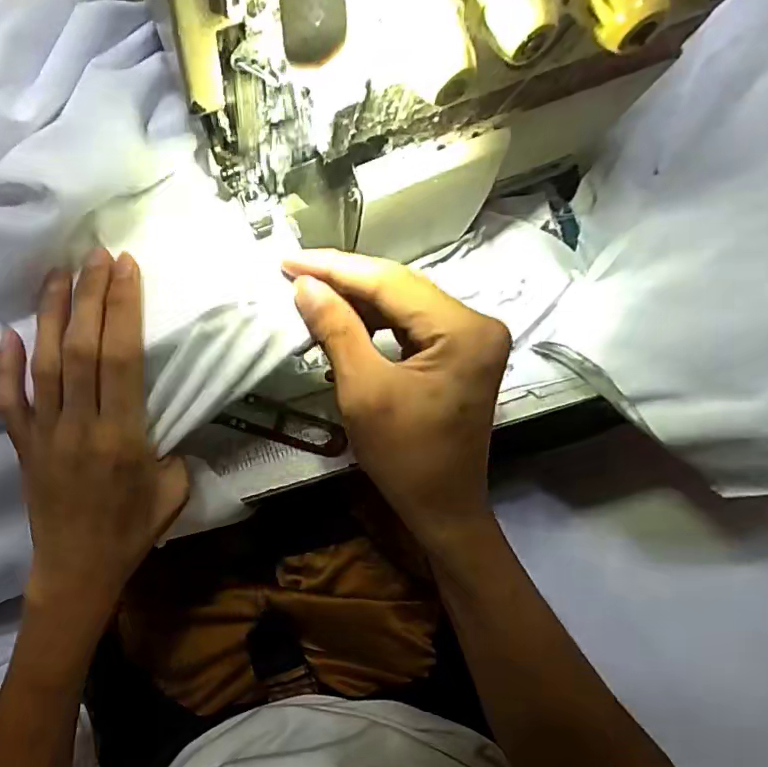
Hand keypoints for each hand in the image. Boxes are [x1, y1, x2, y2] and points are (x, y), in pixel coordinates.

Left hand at [0, 249, 189, 617]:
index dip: (123, 309)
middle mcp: (81, 427)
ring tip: (57, 273)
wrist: (78, 569)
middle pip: (82, 349)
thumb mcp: (172, 491)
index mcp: (123, 437)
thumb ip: (175, 448)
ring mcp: (45, 434)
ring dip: (50, 315)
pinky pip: (8, 401)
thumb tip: (166, 415)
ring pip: (44, 364)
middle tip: (95, 254)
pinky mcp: (22, 446)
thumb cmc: (131, 532)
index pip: (122, 359)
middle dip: (89, 296)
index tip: (126, 268)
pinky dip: (4, 367)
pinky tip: (8, 333)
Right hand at [285, 249, 509, 538]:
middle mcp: (477, 324)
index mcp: (463, 330)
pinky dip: (376, 325)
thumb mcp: (364, 391)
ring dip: (358, 301)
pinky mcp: (461, 354)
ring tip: (311, 293)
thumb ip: (337, 330)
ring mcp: (472, 339)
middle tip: (295, 271)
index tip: (290, 259)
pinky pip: (412, 327)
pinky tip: (343, 321)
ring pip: (404, 305)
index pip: (391, 282)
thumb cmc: (404, 457)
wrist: (442, 507)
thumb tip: (305, 286)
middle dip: (346, 280)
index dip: (336, 268)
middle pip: (401, 288)